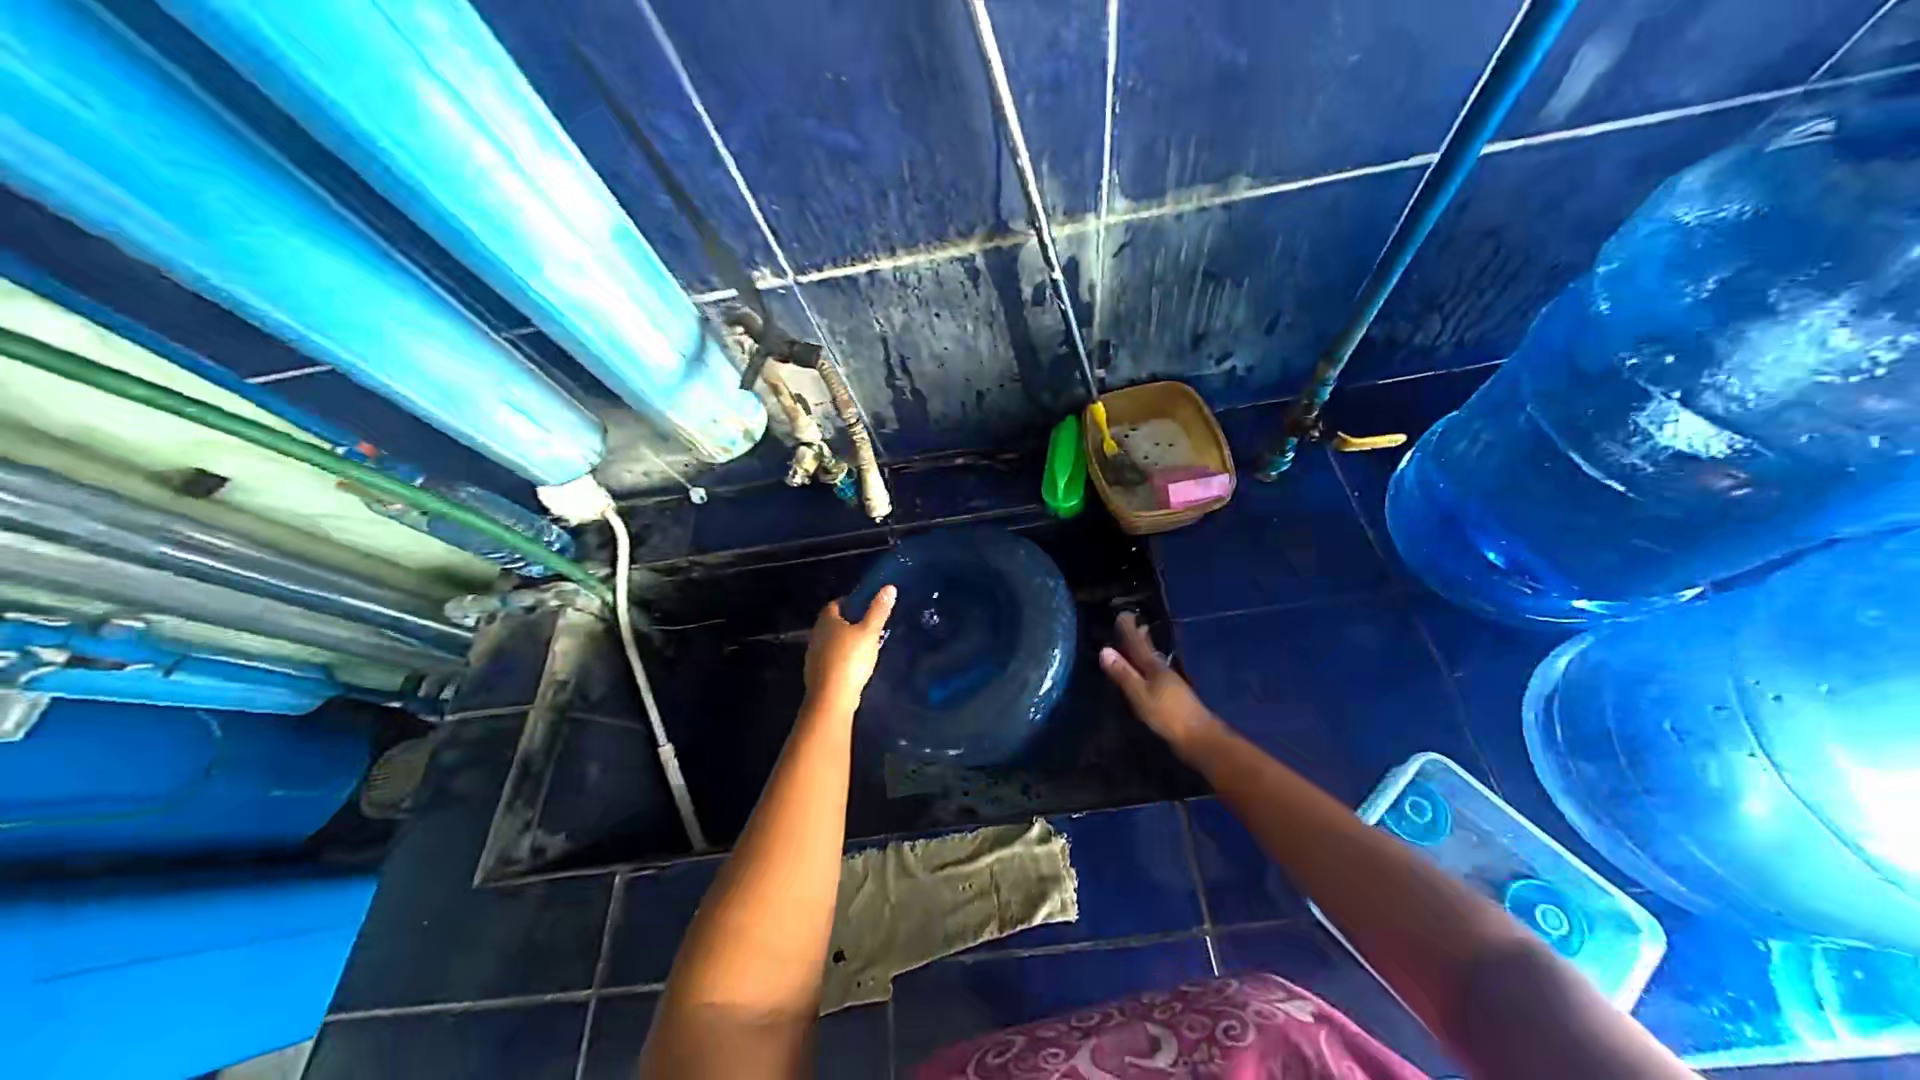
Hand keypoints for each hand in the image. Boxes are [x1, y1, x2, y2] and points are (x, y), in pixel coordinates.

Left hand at [803, 585, 896, 713]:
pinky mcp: (817, 672)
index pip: (836, 603)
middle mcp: (816, 634)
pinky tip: (855, 665)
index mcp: (827, 620)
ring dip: (845, 641)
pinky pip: (831, 658)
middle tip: (869, 625)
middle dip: (849, 622)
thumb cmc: (850, 659)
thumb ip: (878, 610)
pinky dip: (842, 657)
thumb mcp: (869, 632)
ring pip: (831, 641)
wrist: (831, 697)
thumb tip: (889, 587)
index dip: (850, 602)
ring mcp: (814, 654)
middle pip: (833, 622)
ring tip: (865, 645)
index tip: (866, 606)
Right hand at [1100, 611, 1224, 751]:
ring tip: (1139, 640)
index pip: (1138, 644)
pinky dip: (1149, 664)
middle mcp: (1163, 670)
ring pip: (1154, 660)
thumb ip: (1123, 674)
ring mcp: (1171, 683)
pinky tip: (1149, 671)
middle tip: (1132, 622)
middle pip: (1149, 649)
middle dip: (1139, 636)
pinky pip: (1157, 671)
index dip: (1129, 630)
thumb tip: (1104, 650)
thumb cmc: (1167, 716)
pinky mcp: (1174, 695)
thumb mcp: (1140, 696)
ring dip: (1146, 649)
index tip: (1122, 614)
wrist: (1199, 738)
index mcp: (1154, 667)